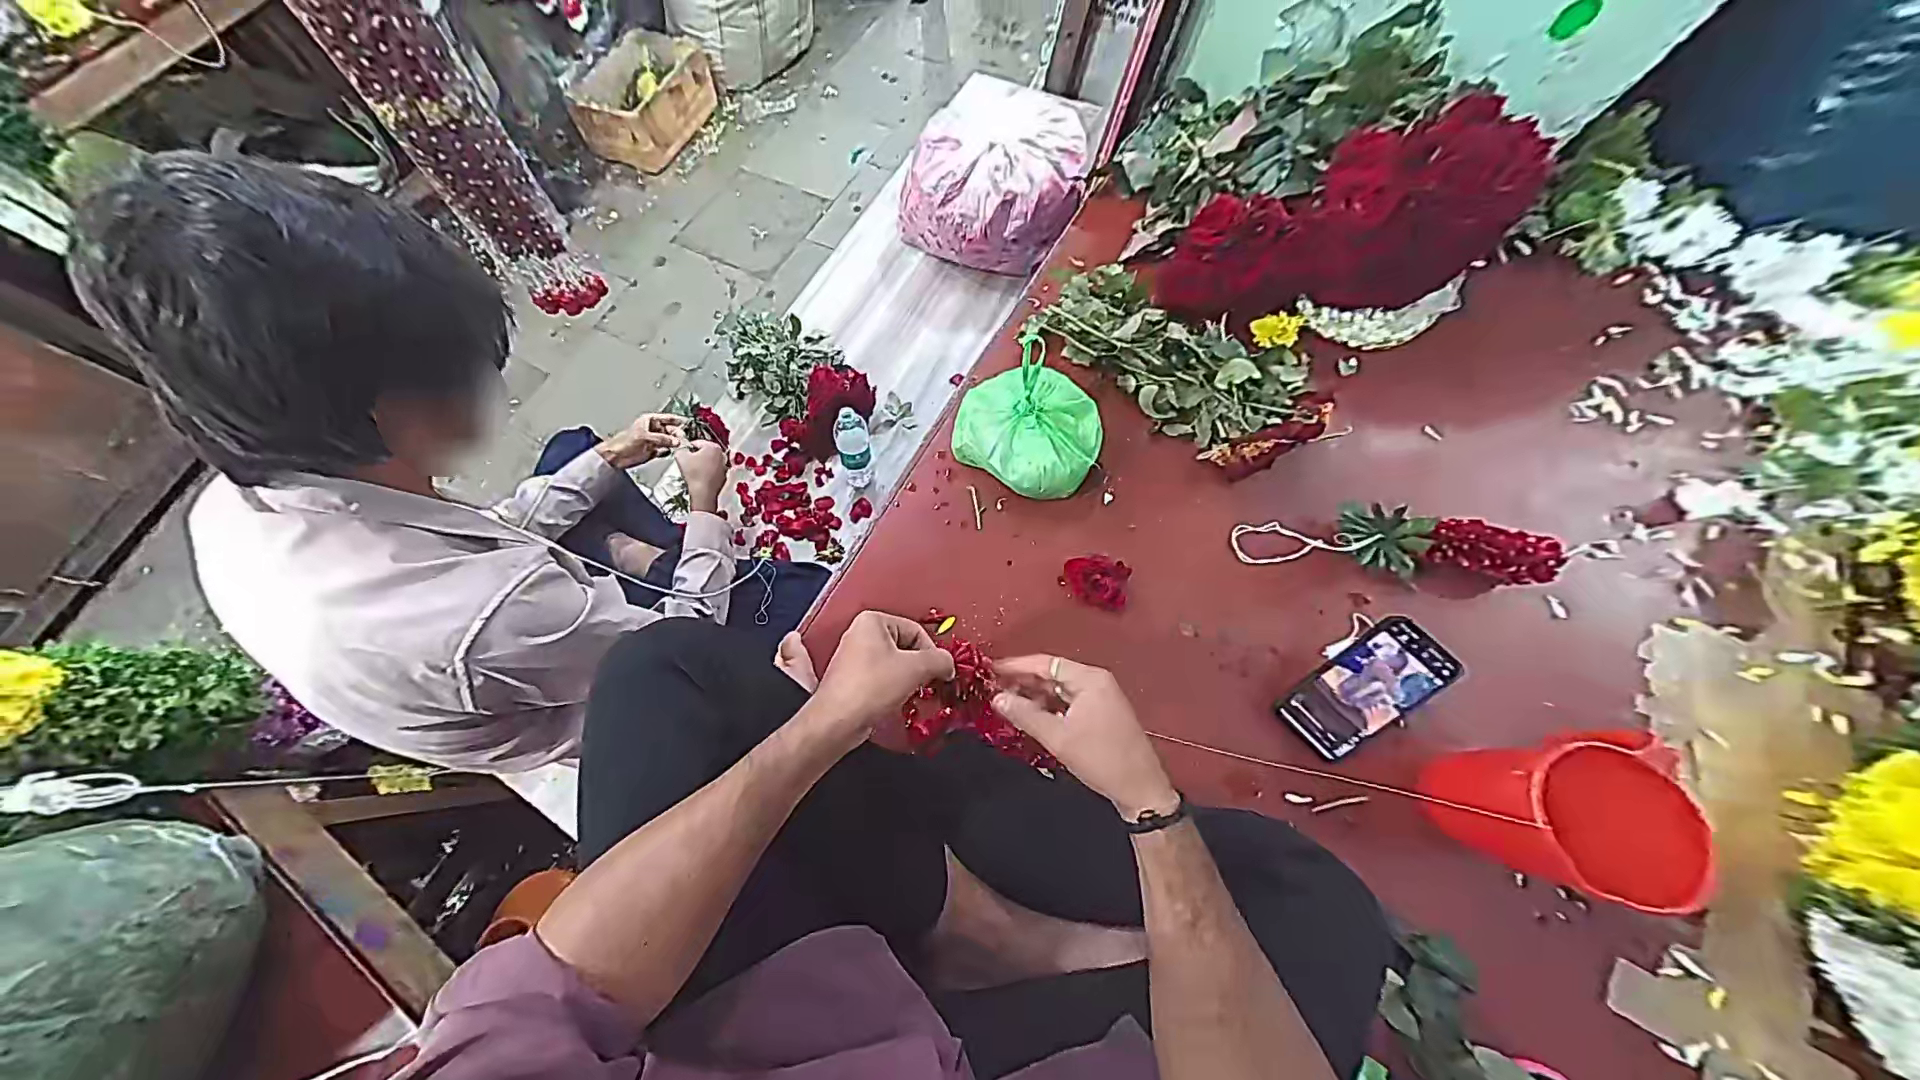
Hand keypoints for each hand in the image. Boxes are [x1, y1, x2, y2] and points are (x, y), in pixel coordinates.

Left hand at [597, 413, 685, 468]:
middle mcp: (652, 429)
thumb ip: (663, 439)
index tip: (687, 423)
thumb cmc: (623, 443)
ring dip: (674, 443)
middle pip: (671, 430)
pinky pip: (665, 450)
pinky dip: (668, 451)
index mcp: (649, 421)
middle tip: (682, 439)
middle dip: (677, 434)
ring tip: (678, 446)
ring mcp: (653, 440)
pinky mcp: (653, 450)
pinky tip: (668, 452)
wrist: (615, 457)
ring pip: (669, 440)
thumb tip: (676, 441)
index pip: (667, 418)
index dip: (677, 420)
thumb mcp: (646, 438)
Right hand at [675, 440, 727, 512]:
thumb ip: (680, 449)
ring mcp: (724, 466)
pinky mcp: (724, 476)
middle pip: (705, 451)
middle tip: (688, 461)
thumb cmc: (694, 473)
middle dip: (697, 455)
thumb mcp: (681, 456)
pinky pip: (713, 471)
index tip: (684, 452)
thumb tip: (681, 449)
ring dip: (702, 464)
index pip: (698, 442)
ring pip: (710, 461)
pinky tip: (700, 477)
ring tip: (693, 470)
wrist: (703, 492)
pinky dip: (707, 472)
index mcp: (713, 447)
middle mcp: (722, 455)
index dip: (688, 447)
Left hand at [803, 611, 955, 751]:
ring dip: (907, 681)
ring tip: (907, 694)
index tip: (940, 671)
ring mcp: (854, 657)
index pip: (916, 631)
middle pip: (906, 648)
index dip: (932, 653)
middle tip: (925, 683)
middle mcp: (860, 634)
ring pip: (896, 665)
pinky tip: (893, 702)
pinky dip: (893, 689)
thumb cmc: (870, 688)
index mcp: (872, 621)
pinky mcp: (853, 679)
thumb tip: (948, 663)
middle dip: (919, 668)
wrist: (837, 722)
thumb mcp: (916, 668)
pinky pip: (883, 679)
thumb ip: (940, 660)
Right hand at [993, 656, 1178, 820]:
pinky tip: (1030, 716)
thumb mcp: (1058, 737)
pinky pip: (1067, 702)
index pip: (1045, 663)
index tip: (991, 670)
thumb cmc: (1101, 759)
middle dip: (1023, 682)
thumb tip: (997, 698)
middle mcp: (1095, 681)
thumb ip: (1025, 714)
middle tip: (994, 690)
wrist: (1141, 789)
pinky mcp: (1099, 713)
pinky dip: (1048, 707)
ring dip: (1034, 696)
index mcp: (1089, 679)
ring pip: (1059, 690)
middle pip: (1052, 674)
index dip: (1016, 666)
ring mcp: (1099, 697)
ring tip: (1006, 704)